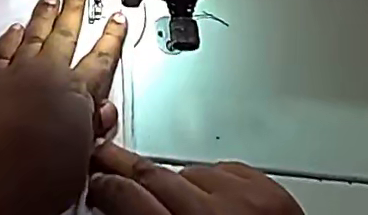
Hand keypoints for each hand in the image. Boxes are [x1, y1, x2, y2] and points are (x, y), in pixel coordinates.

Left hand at [0, 0, 126, 214]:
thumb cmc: (34, 177)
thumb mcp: (81, 162)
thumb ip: (92, 131)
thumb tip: (101, 116)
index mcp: (76, 93)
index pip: (101, 59)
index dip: (112, 38)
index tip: (116, 19)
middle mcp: (46, 74)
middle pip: (65, 34)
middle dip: (74, 11)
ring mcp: (16, 72)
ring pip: (34, 33)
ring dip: (43, 15)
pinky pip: (5, 49)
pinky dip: (11, 37)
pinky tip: (14, 28)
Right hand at [88, 143, 302, 214]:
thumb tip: (116, 208)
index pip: (129, 199)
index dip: (106, 184)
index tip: (95, 180)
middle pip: (153, 174)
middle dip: (125, 165)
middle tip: (105, 158)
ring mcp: (246, 200)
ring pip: (188, 170)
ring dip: (177, 182)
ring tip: (180, 203)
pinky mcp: (271, 190)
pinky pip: (223, 170)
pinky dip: (215, 184)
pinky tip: (216, 203)